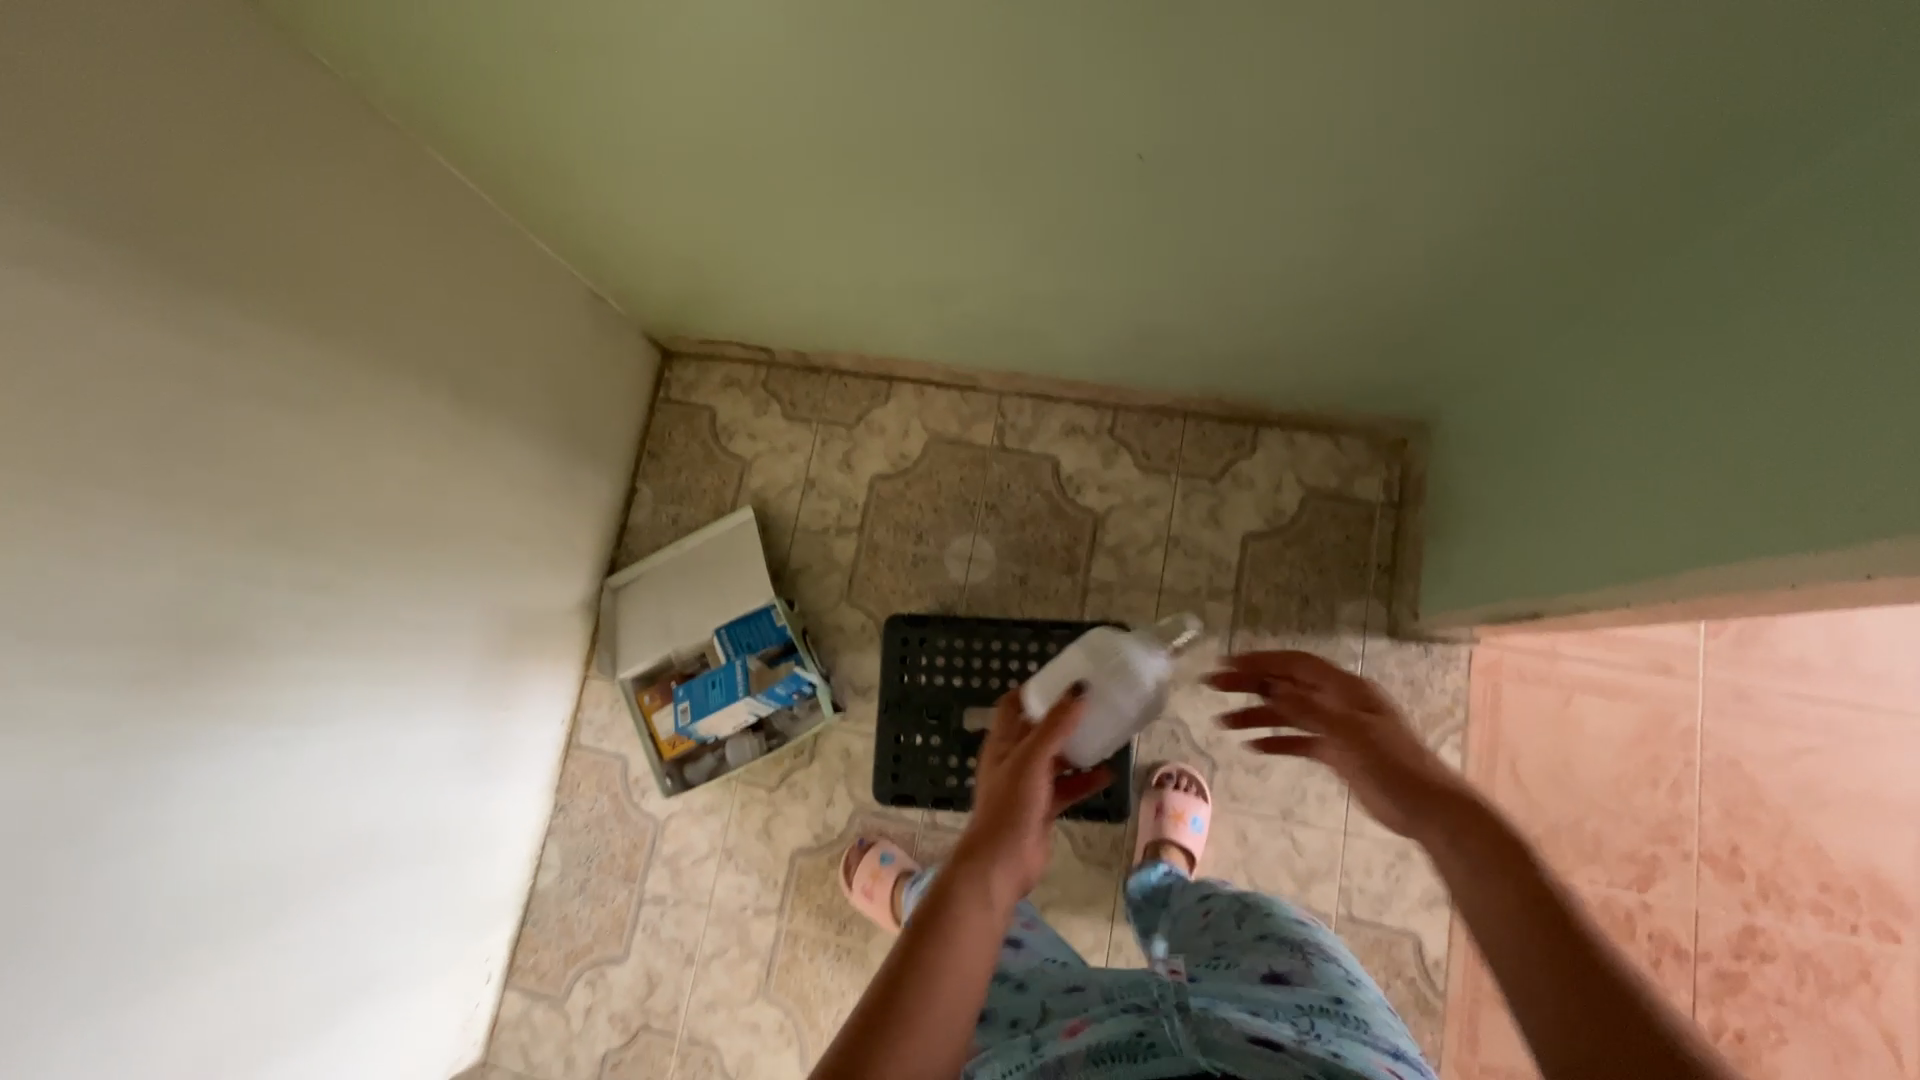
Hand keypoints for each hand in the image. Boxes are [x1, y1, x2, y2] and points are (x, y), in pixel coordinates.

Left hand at [951, 685, 1112, 905]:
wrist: (1002, 863)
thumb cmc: (1011, 804)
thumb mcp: (1033, 758)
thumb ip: (1056, 725)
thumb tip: (1080, 688)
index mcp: (1002, 742)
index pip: (1013, 705)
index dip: (1033, 690)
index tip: (1062, 677)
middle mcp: (1013, 759)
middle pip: (1038, 730)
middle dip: (1063, 718)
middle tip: (1093, 703)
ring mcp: (1028, 785)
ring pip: (1056, 759)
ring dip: (1077, 749)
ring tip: (1106, 734)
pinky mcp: (1043, 807)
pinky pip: (1067, 787)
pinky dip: (1085, 780)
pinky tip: (1108, 774)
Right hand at [1207, 650, 1467, 839]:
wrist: (1429, 808)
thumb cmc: (1393, 765)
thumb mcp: (1350, 733)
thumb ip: (1309, 709)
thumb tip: (1270, 687)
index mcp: (1345, 689)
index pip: (1295, 664)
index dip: (1260, 660)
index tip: (1226, 663)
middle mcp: (1338, 702)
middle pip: (1287, 685)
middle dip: (1249, 684)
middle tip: (1213, 686)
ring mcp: (1338, 727)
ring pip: (1288, 712)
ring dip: (1256, 714)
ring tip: (1223, 723)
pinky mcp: (1337, 753)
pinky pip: (1299, 740)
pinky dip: (1276, 740)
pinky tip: (1253, 747)